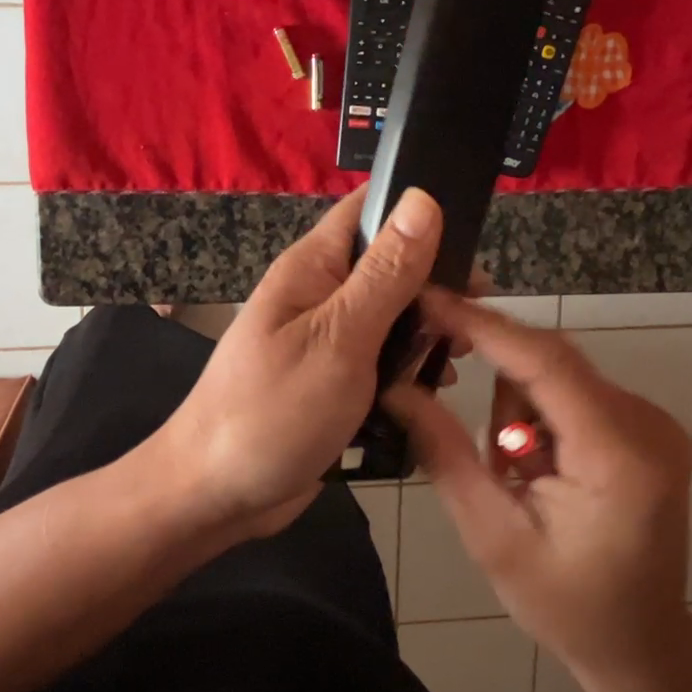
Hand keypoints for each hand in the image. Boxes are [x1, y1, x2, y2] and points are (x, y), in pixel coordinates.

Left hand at [155, 184, 441, 536]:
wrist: (216, 493)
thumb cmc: (274, 411)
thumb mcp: (339, 338)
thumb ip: (384, 273)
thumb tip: (423, 198)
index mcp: (312, 267)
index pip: (368, 208)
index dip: (420, 211)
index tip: (473, 240)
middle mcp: (318, 293)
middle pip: (388, 264)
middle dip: (434, 284)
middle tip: (475, 316)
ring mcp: (324, 339)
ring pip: (389, 316)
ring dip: (425, 332)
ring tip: (458, 357)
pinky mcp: (331, 380)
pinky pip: (379, 360)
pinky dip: (407, 369)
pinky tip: (432, 389)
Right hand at [386, 290, 691, 689]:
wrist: (639, 644)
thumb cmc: (564, 602)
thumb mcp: (490, 533)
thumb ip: (444, 451)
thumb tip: (394, 386)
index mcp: (618, 455)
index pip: (543, 362)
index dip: (482, 324)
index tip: (427, 297)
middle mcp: (646, 423)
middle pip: (549, 360)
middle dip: (497, 381)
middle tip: (460, 420)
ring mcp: (652, 422)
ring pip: (556, 372)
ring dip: (517, 407)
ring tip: (513, 473)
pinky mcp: (644, 427)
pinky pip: (572, 389)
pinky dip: (538, 413)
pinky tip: (534, 464)